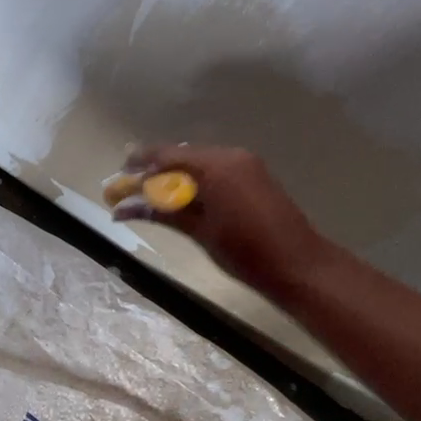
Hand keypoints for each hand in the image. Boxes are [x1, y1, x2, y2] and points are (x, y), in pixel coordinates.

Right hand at [110, 143, 330, 287]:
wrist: (300, 266)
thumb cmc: (246, 252)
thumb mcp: (198, 232)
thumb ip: (160, 213)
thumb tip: (120, 209)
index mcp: (215, 165)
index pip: (166, 155)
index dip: (140, 162)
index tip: (119, 172)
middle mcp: (229, 155)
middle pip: (182, 154)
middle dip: (156, 169)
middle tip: (134, 186)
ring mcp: (245, 163)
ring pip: (199, 160)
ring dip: (176, 173)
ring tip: (156, 193)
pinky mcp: (255, 174)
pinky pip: (216, 167)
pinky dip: (197, 177)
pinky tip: (185, 195)